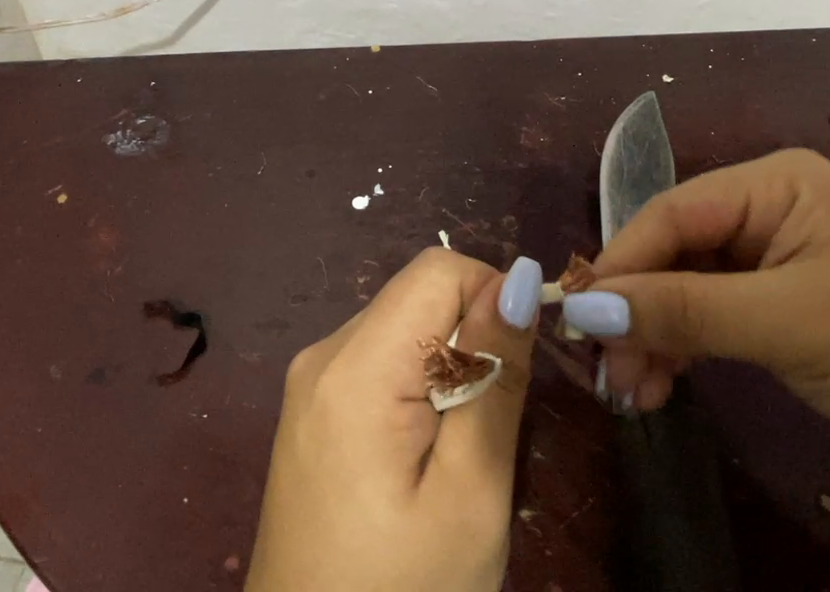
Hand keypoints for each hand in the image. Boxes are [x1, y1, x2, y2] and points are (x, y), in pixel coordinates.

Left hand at [247, 248, 542, 591]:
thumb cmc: (401, 591)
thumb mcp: (471, 491)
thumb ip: (495, 377)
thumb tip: (519, 279)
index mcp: (354, 365)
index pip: (438, 269)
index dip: (492, 299)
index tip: (514, 370)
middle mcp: (322, 354)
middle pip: (419, 298)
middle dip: (470, 343)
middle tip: (483, 434)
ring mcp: (310, 383)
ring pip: (404, 330)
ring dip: (447, 371)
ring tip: (451, 457)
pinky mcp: (311, 410)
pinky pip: (380, 365)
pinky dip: (417, 391)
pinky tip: (418, 462)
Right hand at [561, 149, 829, 481]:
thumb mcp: (789, 324)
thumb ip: (682, 310)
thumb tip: (582, 308)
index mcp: (777, 186)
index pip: (671, 215)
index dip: (619, 266)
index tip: (578, 322)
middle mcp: (775, 211)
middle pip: (677, 252)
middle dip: (639, 310)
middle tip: (610, 376)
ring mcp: (787, 261)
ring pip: (694, 288)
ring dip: (659, 335)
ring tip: (637, 394)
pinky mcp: (797, 307)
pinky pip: (722, 316)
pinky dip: (691, 348)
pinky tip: (668, 382)